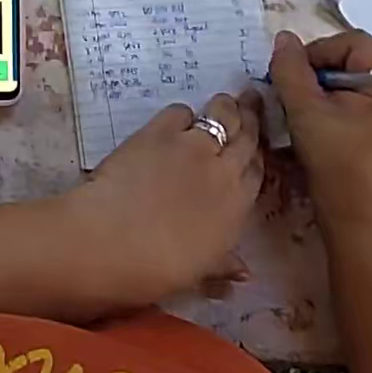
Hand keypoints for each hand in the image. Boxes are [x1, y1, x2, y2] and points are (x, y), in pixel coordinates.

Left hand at [65, 94, 263, 304]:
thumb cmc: (158, 268)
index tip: (255, 146)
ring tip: (227, 99)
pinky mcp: (160, 130)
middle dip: (251, 118)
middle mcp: (223, 171)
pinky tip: (178, 118)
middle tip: (252, 101)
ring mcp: (193, 145)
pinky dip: (181, 113)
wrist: (114, 239)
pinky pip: (179, 111)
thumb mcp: (198, 273)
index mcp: (237, 208)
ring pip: (221, 115)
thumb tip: (243, 273)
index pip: (257, 172)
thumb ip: (222, 265)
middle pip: (246, 136)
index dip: (256, 155)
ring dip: (225, 106)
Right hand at [271, 29, 371, 226]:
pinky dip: (324, 97)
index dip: (319, 51)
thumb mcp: (304, 107)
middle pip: (348, 56)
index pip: (353, 42)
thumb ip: (290, 68)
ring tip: (300, 105)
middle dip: (315, 69)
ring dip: (316, 84)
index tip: (296, 76)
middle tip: (293, 91)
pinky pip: (347, 92)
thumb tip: (284, 38)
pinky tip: (310, 115)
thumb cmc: (333, 157)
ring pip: (344, 74)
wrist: (351, 209)